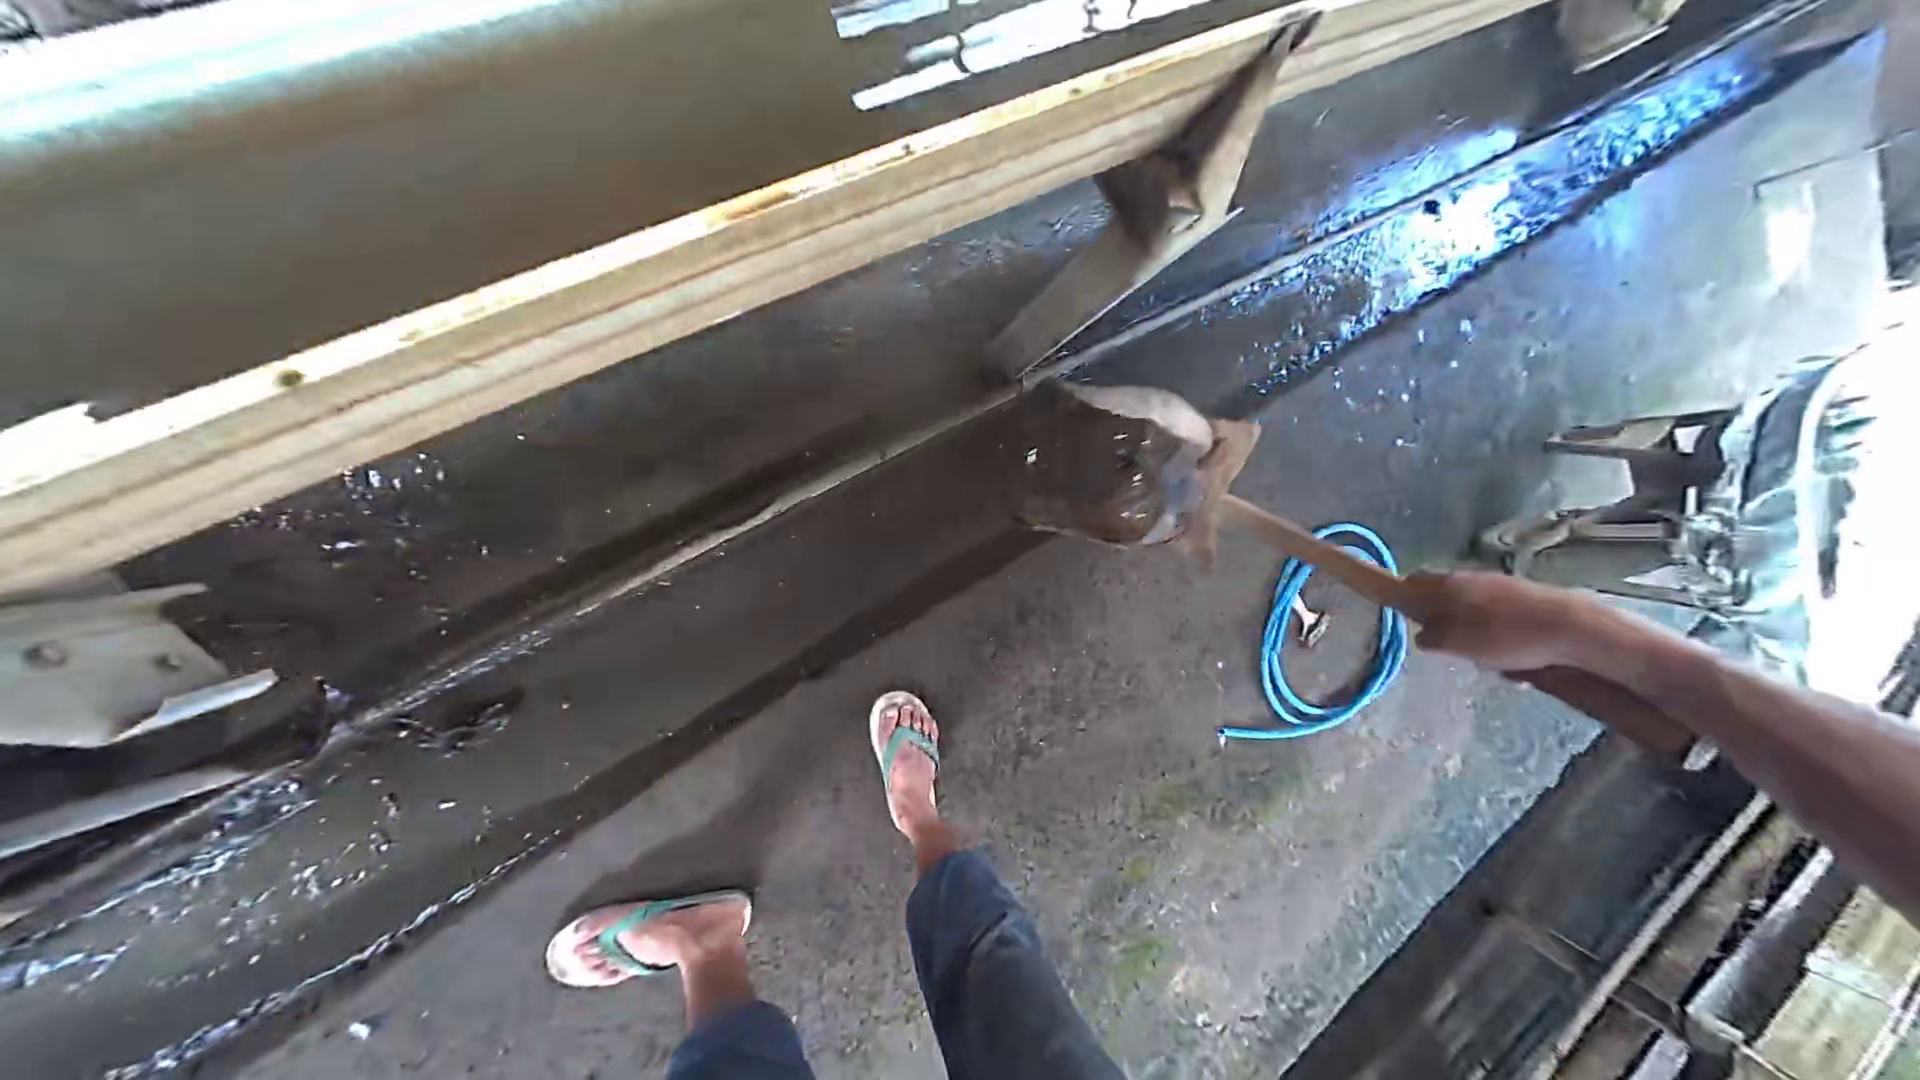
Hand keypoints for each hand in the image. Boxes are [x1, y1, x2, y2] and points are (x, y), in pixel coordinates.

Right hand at [1400, 571, 1602, 673]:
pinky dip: (1491, 625)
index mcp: (1444, 585)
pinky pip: (1493, 608)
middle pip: (1436, 591)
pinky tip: (1508, 648)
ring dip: (1464, 620)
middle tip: (1439, 637)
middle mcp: (1467, 577)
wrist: (1575, 630)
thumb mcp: (1455, 645)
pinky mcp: (1523, 594)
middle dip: (1432, 610)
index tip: (1399, 611)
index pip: (1406, 582)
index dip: (1396, 595)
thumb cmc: (1506, 637)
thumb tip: (1425, 633)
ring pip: (1466, 601)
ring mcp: (1498, 583)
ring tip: (1479, 650)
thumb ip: (1430, 637)